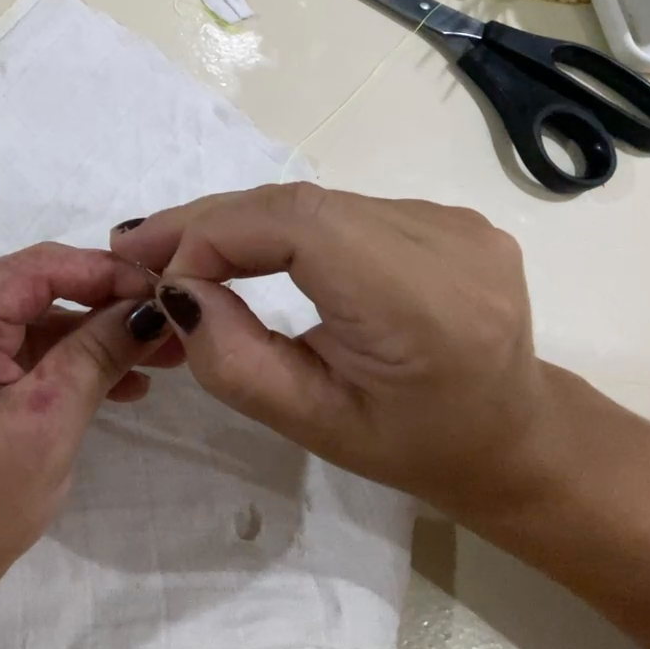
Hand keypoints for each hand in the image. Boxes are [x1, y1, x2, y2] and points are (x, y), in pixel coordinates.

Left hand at [0, 243, 175, 616]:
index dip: (106, 273)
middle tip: (173, 326)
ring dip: (98, 337)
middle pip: (40, 289)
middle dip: (109, 308)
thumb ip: (98, 353)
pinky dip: (72, 360)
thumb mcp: (47, 421)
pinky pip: (28, 348)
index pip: (37, 268)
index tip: (166, 291)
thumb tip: (155, 306)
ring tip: (164, 355)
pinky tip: (126, 380)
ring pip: (40, 319)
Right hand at [110, 183, 556, 517]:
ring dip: (232, 221)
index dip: (213, 235)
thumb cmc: (412, 448)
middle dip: (205, 222)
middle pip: (295, 203)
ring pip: (306, 200)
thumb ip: (233, 359)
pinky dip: (271, 224)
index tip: (159, 277)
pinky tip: (238, 248)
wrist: (514, 437)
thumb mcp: (309, 423)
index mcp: (423, 305)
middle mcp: (445, 242)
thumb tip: (176, 289)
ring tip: (174, 250)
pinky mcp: (440, 214)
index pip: (297, 225)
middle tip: (135, 245)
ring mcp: (448, 219)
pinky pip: (331, 208)